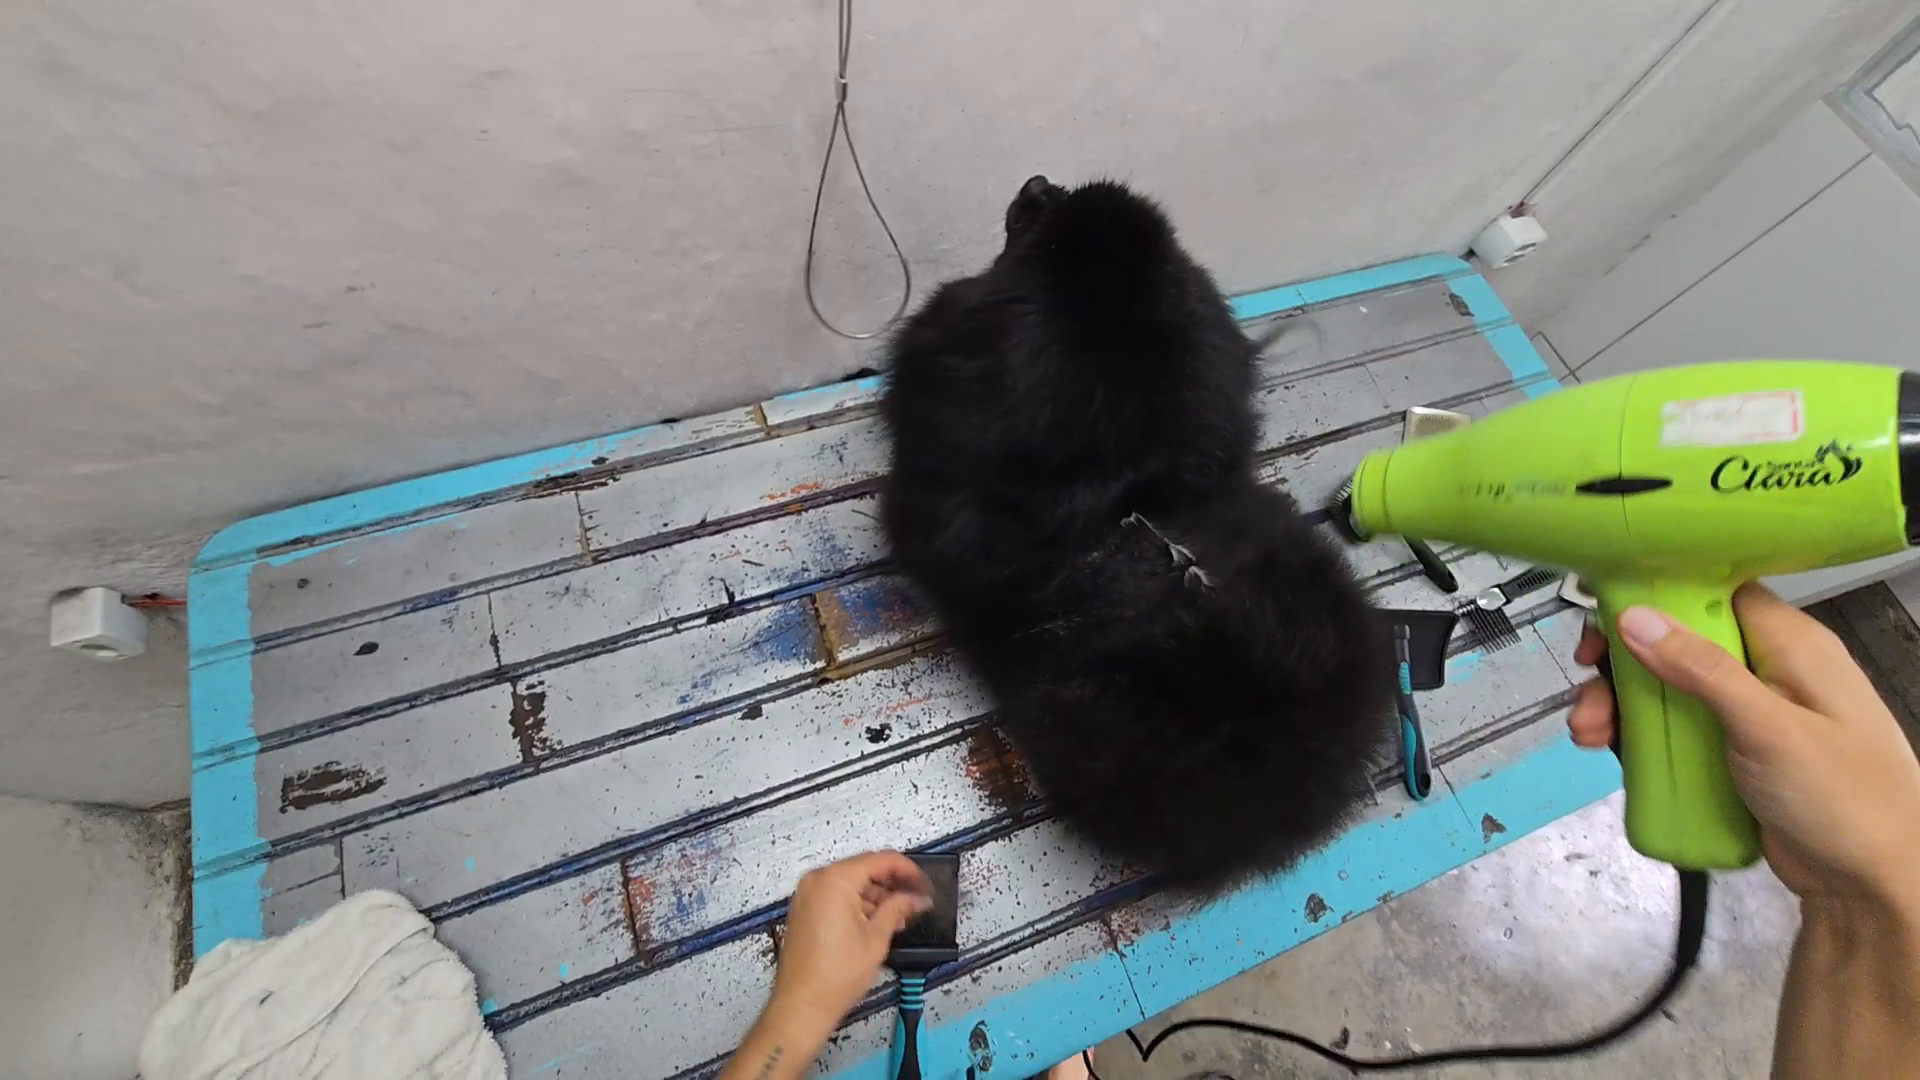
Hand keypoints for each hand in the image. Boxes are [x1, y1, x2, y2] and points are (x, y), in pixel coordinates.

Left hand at [767, 851, 932, 1037]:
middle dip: (891, 884)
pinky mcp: (804, 909)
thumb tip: (918, 898)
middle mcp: (818, 879)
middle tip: (915, 900)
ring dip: (876, 896)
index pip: (879, 860)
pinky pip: (837, 895)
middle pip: (864, 869)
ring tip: (900, 916)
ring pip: (851, 883)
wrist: (799, 1009)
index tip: (925, 884)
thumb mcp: (876, 939)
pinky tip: (877, 921)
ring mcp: (808, 894)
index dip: (907, 870)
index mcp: (835, 879)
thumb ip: (898, 909)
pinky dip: (857, 903)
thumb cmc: (838, 975)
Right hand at [1567, 582, 1919, 906]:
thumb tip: (1634, 616)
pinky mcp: (1720, 740)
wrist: (1873, 887)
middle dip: (1618, 663)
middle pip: (1669, 639)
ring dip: (1613, 702)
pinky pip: (1661, 719)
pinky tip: (1605, 746)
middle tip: (1587, 686)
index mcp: (1789, 648)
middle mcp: (1762, 667)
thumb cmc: (1845, 801)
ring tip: (1590, 733)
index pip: (1711, 593)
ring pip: (1656, 681)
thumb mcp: (1772, 731)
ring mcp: (1739, 706)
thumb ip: (1704, 671)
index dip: (1654, 596)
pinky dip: (1627, 729)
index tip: (1605, 620)